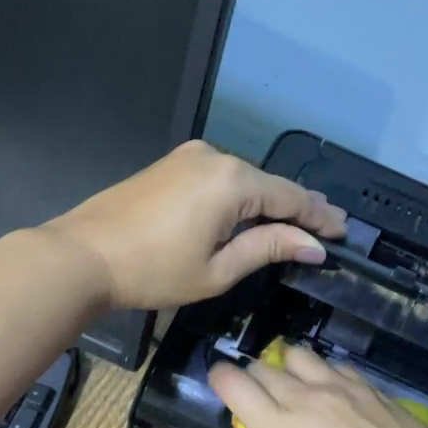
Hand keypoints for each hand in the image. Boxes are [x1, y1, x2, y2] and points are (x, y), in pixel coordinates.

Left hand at [45, 140, 346, 309]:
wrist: (82, 256)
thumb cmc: (153, 271)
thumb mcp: (218, 268)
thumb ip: (268, 248)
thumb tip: (313, 244)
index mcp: (233, 181)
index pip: (291, 197)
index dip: (320, 216)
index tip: (345, 232)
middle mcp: (216, 157)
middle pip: (269, 184)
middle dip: (300, 206)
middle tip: (331, 224)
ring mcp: (190, 157)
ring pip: (245, 180)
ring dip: (271, 200)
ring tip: (300, 219)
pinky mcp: (171, 165)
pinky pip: (220, 179)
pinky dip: (242, 196)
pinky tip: (254, 210)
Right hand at [209, 343, 427, 427]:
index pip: (234, 385)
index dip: (220, 380)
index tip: (221, 385)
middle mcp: (307, 398)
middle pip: (264, 367)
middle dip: (253, 377)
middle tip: (259, 395)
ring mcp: (343, 387)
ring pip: (300, 355)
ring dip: (289, 368)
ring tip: (298, 387)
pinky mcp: (373, 387)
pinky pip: (337, 366)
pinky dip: (326, 375)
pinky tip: (338, 395)